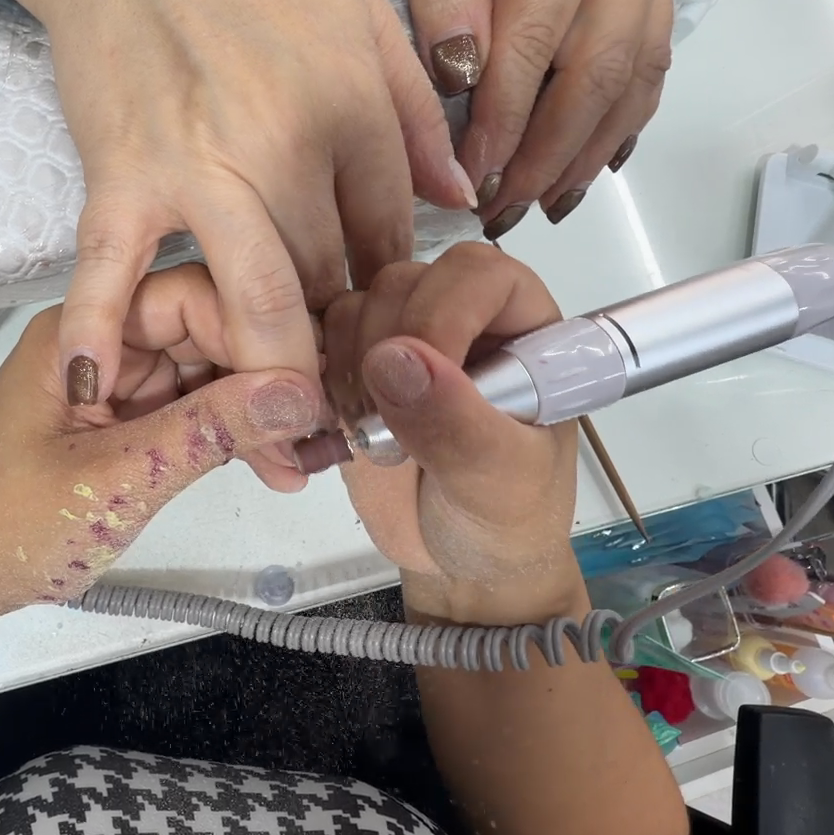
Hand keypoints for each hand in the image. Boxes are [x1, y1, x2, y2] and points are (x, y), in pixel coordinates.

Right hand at [0, 0, 469, 442]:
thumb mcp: (361, 17)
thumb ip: (417, 108)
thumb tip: (456, 199)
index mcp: (351, 108)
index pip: (387, 234)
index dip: (383, 299)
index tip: (372, 342)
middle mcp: (286, 150)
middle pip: (326, 283)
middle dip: (334, 359)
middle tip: (331, 416)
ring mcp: (198, 171)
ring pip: (248, 297)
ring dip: (259, 374)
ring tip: (263, 433)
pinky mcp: (122, 179)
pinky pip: (111, 268)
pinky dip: (97, 329)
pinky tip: (91, 388)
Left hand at [0, 266, 321, 617]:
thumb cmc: (15, 525)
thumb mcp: (117, 478)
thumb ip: (207, 432)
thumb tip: (303, 393)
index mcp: (84, 333)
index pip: (190, 299)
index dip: (254, 336)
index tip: (308, 390)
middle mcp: (107, 343)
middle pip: (206, 332)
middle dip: (261, 381)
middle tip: (316, 436)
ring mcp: (121, 382)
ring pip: (209, 373)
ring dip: (254, 414)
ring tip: (303, 461)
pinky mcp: (131, 419)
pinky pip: (195, 410)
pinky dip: (231, 437)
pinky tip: (273, 465)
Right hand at [322, 244, 580, 622]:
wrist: (456, 560)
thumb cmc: (503, 520)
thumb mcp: (499, 483)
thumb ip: (457, 425)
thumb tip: (393, 359)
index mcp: (520, 329)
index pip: (478, 274)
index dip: (441, 313)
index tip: (421, 381)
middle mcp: (458, 320)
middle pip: (402, 284)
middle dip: (384, 353)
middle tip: (390, 428)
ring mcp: (400, 343)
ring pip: (351, 309)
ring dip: (347, 371)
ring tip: (369, 433)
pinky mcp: (352, 369)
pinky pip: (316, 343)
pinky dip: (314, 381)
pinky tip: (337, 426)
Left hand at [394, 0, 680, 237]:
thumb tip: (462, 79)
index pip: (540, 36)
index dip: (505, 119)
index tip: (471, 176)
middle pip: (602, 66)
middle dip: (549, 153)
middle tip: (502, 208)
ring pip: (636, 70)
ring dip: (587, 149)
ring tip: (541, 203)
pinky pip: (650, 54)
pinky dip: (618, 118)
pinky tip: (586, 162)